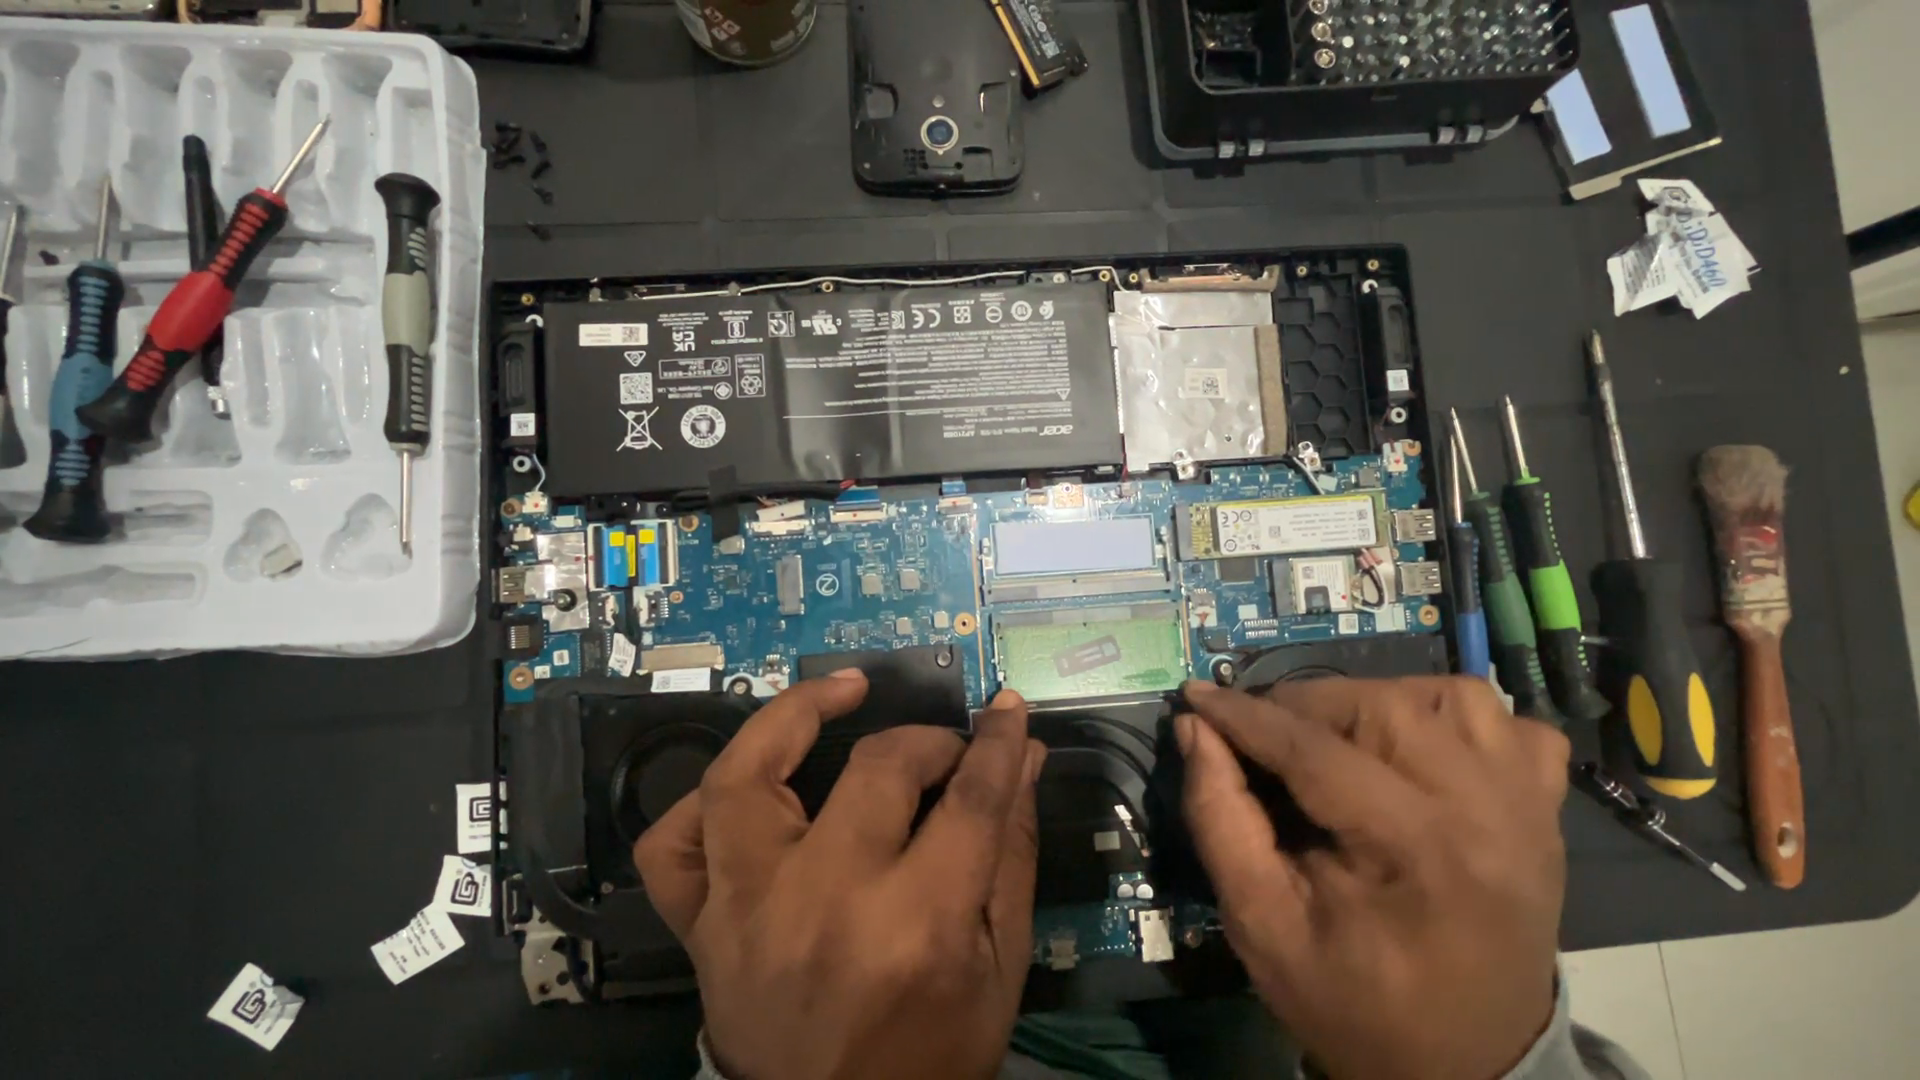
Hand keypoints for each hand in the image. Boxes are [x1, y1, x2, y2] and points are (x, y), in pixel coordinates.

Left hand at [634, 672, 1046, 1079]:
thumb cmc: (930, 1056)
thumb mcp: (999, 966)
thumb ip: (1011, 854)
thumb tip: (1021, 758)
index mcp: (918, 928)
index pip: (970, 800)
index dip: (998, 743)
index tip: (1006, 711)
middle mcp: (825, 905)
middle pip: (876, 771)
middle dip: (926, 740)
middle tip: (945, 748)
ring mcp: (746, 912)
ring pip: (743, 777)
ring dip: (792, 715)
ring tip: (841, 691)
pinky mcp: (700, 929)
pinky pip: (672, 845)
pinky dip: (702, 801)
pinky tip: (754, 783)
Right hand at [1177, 677, 1569, 1079]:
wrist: (1467, 1066)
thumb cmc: (1353, 1002)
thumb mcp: (1260, 924)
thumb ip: (1219, 818)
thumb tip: (1195, 727)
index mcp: (1418, 852)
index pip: (1314, 750)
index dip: (1243, 715)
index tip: (1193, 695)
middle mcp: (1489, 813)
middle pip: (1383, 708)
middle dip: (1304, 706)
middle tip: (1260, 732)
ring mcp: (1530, 806)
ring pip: (1449, 697)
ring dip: (1378, 701)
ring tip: (1335, 736)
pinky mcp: (1547, 809)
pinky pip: (1508, 725)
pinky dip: (1456, 719)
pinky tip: (1418, 749)